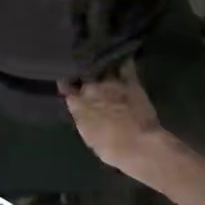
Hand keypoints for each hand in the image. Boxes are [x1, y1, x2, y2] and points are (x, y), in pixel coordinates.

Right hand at [62, 62, 178, 181]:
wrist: (138, 144)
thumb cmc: (111, 148)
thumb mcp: (88, 135)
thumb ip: (82, 117)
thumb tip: (78, 105)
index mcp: (77, 104)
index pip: (66, 87)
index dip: (67, 84)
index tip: (67, 83)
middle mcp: (90, 89)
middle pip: (83, 75)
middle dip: (82, 73)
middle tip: (84, 72)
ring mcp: (111, 82)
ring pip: (101, 65)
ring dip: (99, 62)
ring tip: (99, 59)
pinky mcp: (130, 81)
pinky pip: (125, 65)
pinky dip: (123, 60)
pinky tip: (122, 56)